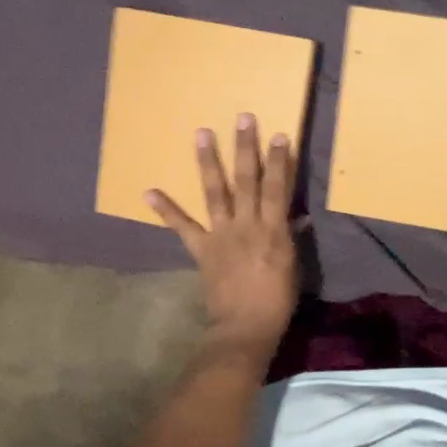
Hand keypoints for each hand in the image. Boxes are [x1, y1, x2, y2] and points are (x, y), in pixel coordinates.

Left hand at [148, 115, 298, 357]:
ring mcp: (221, 234)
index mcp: (273, 230)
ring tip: (200, 133)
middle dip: (245, 148)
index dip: (278, 161)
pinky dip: (165, 209)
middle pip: (247, 180)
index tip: (277, 135)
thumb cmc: (277, 301)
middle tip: (242, 118)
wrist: (244, 327)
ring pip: (215, 192)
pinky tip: (149, 192)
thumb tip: (297, 217)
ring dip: (208, 162)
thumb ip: (291, 239)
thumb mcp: (292, 267)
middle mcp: (247, 225)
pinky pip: (182, 226)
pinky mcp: (202, 248)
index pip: (278, 188)